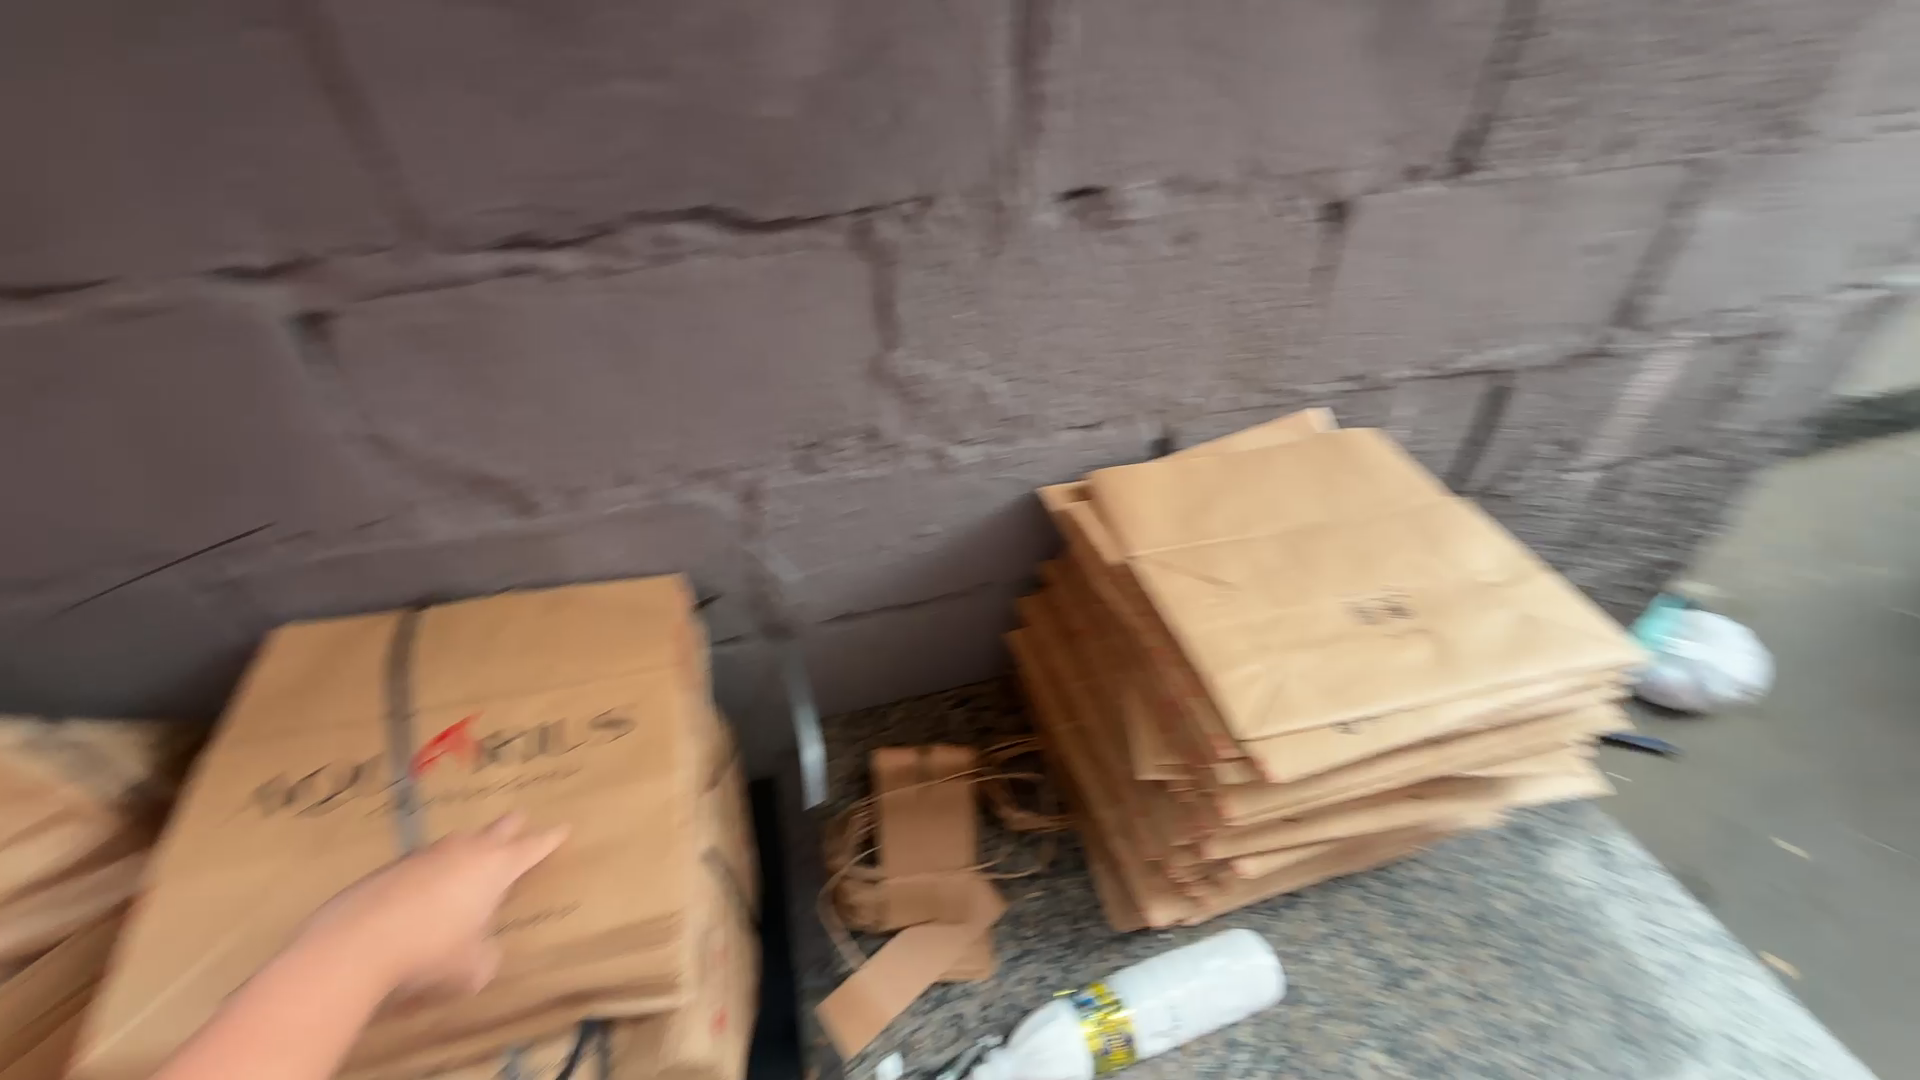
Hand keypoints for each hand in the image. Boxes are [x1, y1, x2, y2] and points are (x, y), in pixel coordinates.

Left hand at [307, 813, 567, 999]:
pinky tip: (416, 899)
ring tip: (464, 864)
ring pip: (456, 842)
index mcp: (497, 867)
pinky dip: (425, 875)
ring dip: (465, 850)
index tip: (564, 827)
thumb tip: (483, 958)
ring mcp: (426, 855)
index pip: (535, 846)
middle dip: (512, 826)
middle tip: (519, 823)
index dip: (551, 838)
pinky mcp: (389, 868)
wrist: (354, 946)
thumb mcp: (471, 967)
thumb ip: (486, 957)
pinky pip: (418, 865)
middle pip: (499, 827)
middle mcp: (467, 851)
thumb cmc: (430, 951)